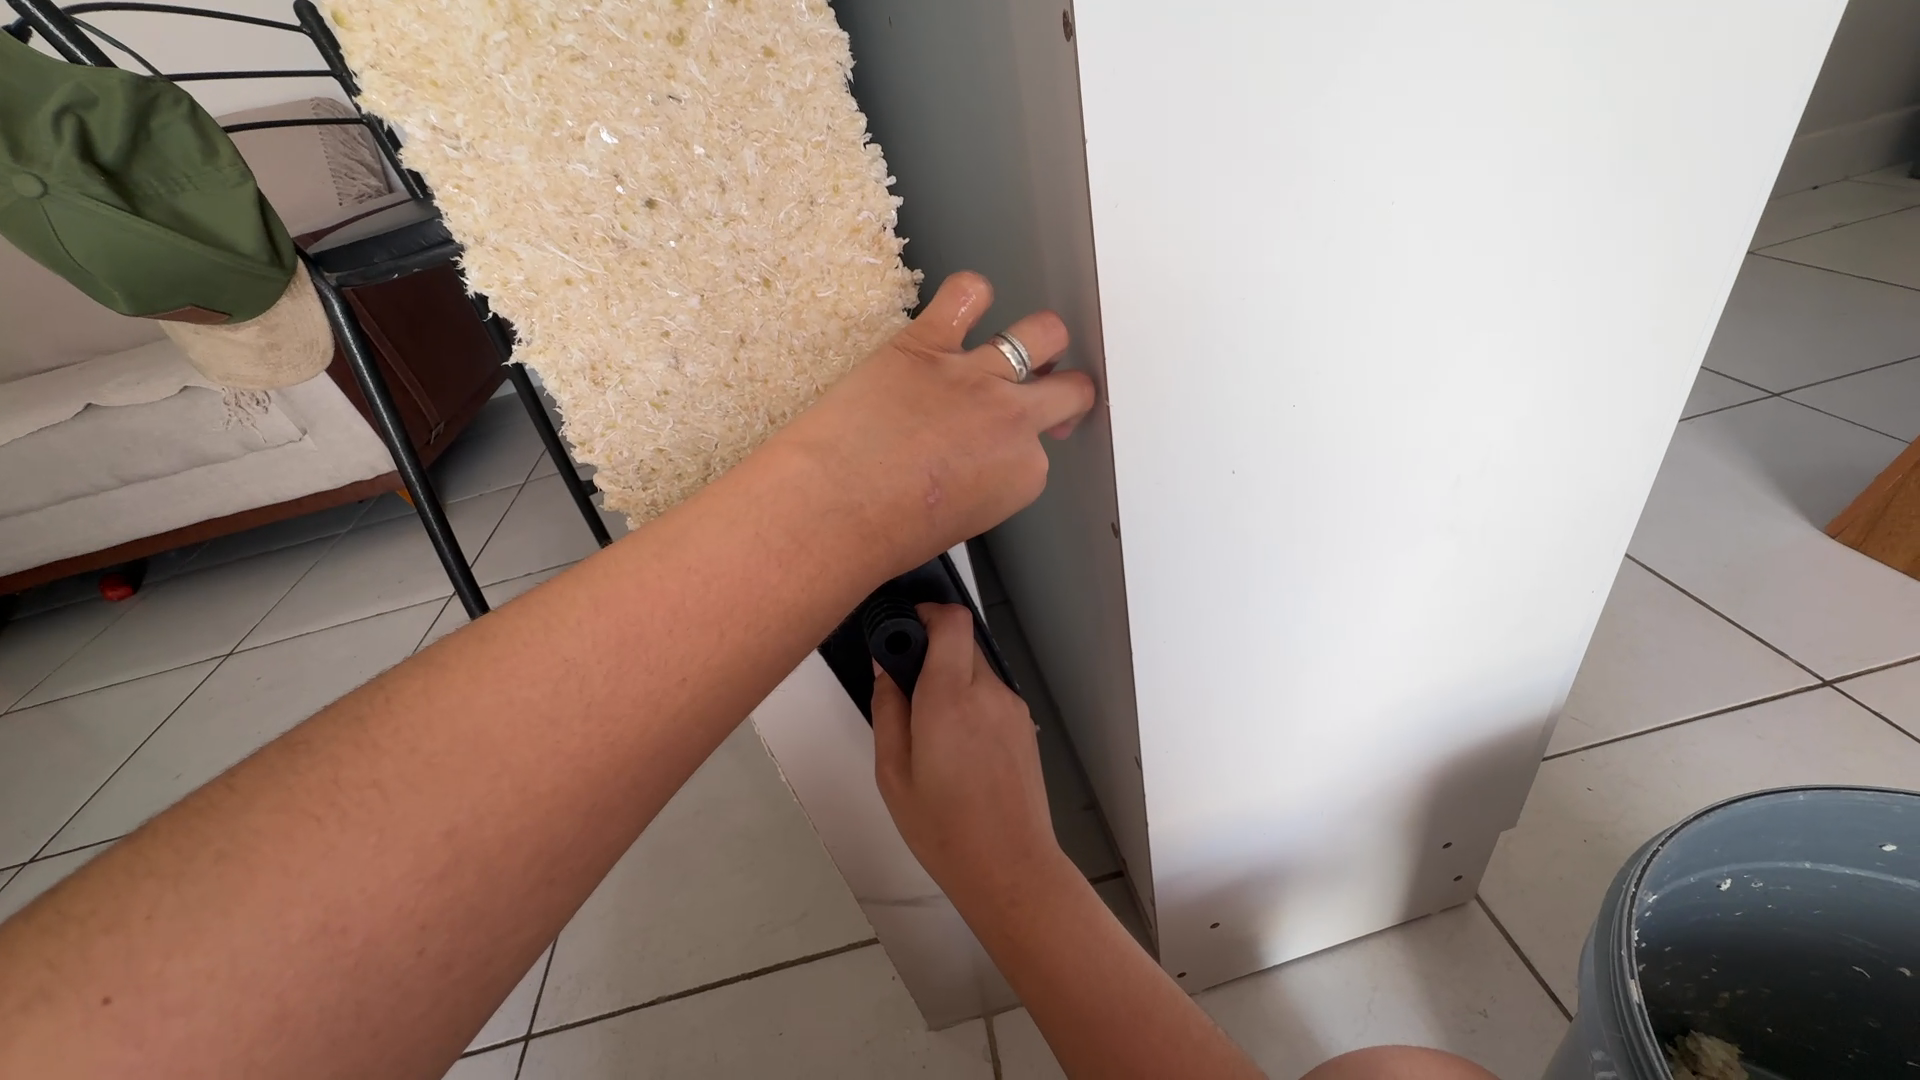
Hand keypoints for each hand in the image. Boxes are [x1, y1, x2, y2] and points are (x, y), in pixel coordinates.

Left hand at [767, 272, 1096, 577]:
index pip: (1039, 450)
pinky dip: (972, 294)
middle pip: (1070, 389)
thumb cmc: (886, 532)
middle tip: (1049, 391)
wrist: (835, 509)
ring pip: (1043, 332)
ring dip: (1043, 340)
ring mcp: (974, 376)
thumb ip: (983, 482)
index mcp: (1023, 472)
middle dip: (1065, 391)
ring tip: (1025, 345)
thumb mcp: (959, 521)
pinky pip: (966, 295)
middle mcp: (1011, 419)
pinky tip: (966, 307)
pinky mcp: (926, 344)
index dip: (1020, 449)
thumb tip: (973, 460)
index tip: (1000, 452)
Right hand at [871, 604, 1075, 908]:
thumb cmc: (945, 829)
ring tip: (930, 729)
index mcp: (950, 699)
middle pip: (962, 640)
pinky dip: (970, 701)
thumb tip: (885, 668)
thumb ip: (887, 708)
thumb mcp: (892, 772)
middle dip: (931, 650)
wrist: (1010, 866)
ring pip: (976, 667)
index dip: (925, 612)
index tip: (902, 630)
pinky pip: (991, 693)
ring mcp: (1012, 707)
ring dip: (951, 678)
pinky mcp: (1023, 724)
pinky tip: (957, 746)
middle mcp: (988, 692)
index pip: (950, 620)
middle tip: (906, 688)